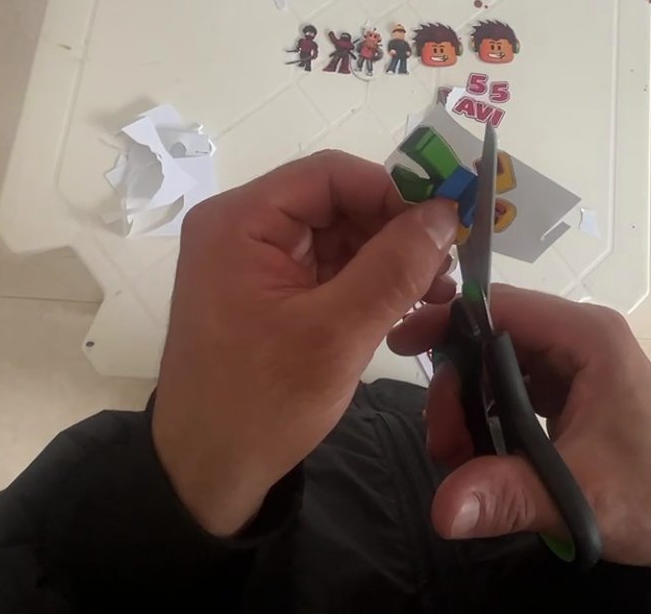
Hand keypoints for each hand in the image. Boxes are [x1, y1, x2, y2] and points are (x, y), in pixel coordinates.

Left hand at [152, 151, 458, 535]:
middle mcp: (244, 226)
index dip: (390, 193)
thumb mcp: (337, 333)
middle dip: (393, 231)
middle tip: (443, 268)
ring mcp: (255, 258)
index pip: (329, 175)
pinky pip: (329, 265)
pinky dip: (369, 281)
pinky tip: (404, 306)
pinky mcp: (269, 288)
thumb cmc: (261, 403)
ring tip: (433, 292)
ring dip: (388, 258)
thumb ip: (395, 267)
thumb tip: (445, 213)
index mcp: (241, 221)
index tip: (438, 228)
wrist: (205, 476)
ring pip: (339, 233)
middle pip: (336, 202)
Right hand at [387, 285, 650, 574]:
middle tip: (442, 441)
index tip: (403, 344)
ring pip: (499, 358)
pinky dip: (489, 408)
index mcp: (589, 336)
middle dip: (458, 382)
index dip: (449, 320)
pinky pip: (514, 380)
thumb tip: (442, 507)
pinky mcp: (573, 383)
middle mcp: (581, 334)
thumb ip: (508, 495)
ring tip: (457, 453)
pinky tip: (477, 447)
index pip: (503, 306)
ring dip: (470, 399)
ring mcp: (577, 358)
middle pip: (494, 333)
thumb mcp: (578, 496)